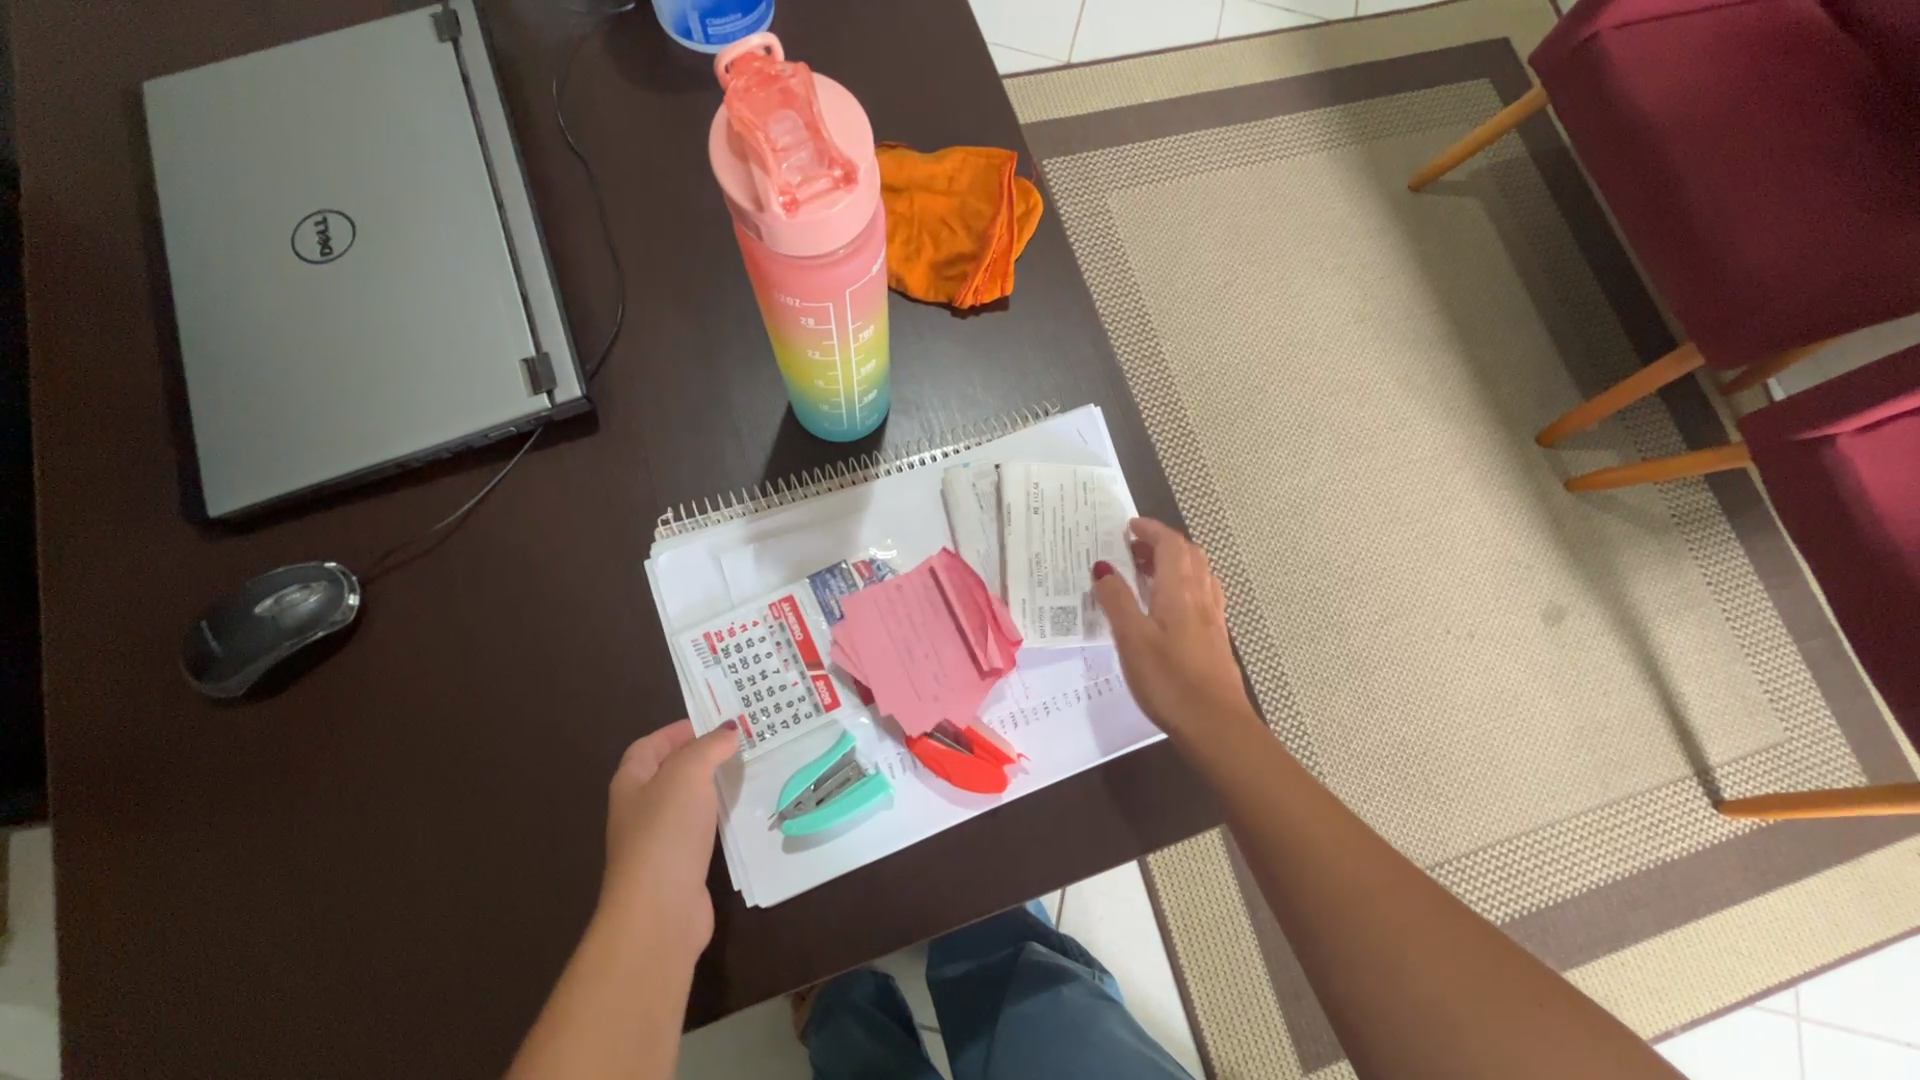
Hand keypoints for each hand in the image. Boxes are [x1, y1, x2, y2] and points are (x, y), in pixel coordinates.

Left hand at [598, 718, 740, 955]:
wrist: (660, 909)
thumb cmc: (666, 832)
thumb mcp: (687, 775)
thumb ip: (708, 747)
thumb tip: (728, 730)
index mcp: (630, 782)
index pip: (649, 745)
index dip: (677, 731)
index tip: (715, 722)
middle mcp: (638, 809)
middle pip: (667, 772)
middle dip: (699, 757)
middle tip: (738, 744)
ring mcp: (657, 840)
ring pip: (686, 802)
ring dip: (711, 788)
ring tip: (746, 773)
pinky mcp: (679, 866)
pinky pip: (700, 830)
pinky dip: (718, 818)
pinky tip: (741, 815)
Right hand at [1092, 518, 1257, 740]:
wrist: (1215, 724)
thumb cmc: (1169, 680)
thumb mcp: (1132, 639)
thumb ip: (1117, 601)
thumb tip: (1103, 568)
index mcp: (1180, 591)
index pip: (1170, 545)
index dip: (1150, 530)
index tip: (1129, 526)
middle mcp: (1201, 597)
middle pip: (1189, 555)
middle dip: (1162, 543)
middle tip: (1134, 549)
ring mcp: (1213, 618)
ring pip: (1199, 575)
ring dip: (1176, 563)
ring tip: (1148, 574)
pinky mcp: (1215, 639)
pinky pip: (1203, 596)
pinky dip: (1185, 586)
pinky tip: (1171, 607)